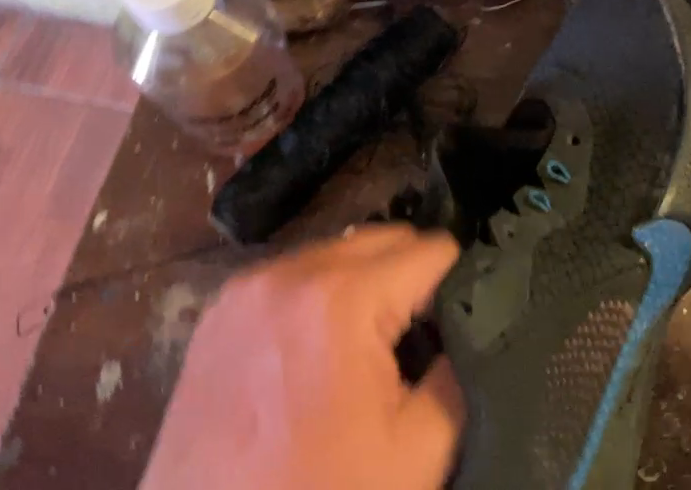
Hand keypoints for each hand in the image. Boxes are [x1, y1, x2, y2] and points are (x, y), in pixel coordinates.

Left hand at [140, 225, 463, 489]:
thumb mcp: (417, 450)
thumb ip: (459, 370)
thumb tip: (472, 324)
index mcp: (342, 297)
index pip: (431, 250)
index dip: (460, 281)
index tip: (462, 323)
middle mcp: (290, 272)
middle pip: (382, 240)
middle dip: (411, 278)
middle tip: (421, 341)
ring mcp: (246, 289)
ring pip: (337, 253)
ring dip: (365, 283)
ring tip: (370, 349)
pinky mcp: (217, 313)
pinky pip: (292, 278)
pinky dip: (318, 297)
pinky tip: (318, 353)